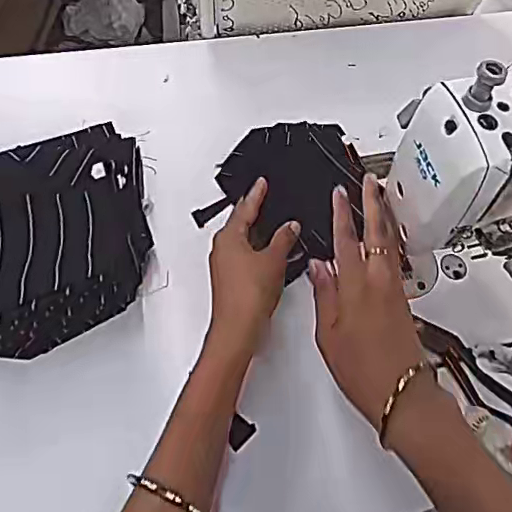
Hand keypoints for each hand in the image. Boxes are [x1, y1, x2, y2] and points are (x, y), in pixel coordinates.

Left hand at [206, 177, 298, 360]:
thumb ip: (284, 238)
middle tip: (266, 200)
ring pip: (244, 241)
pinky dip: (259, 252)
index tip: (260, 183)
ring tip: (277, 228)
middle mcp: (222, 249)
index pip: (244, 207)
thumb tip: (290, 227)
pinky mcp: (230, 280)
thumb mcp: (274, 259)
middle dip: (256, 213)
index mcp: (228, 237)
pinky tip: (273, 256)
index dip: (256, 193)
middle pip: (241, 223)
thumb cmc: (246, 296)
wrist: (238, 328)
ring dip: (260, 235)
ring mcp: (225, 265)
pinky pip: (246, 257)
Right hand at [309, 177, 424, 423]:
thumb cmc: (363, 370)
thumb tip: (319, 267)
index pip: (346, 239)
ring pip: (390, 242)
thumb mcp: (328, 334)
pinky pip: (396, 258)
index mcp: (355, 288)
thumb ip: (324, 295)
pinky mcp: (403, 298)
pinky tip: (388, 237)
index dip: (341, 214)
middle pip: (377, 232)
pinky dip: (391, 239)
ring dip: (385, 217)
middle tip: (371, 182)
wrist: (401, 392)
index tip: (339, 194)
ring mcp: (395, 289)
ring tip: (381, 198)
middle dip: (372, 203)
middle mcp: (379, 282)